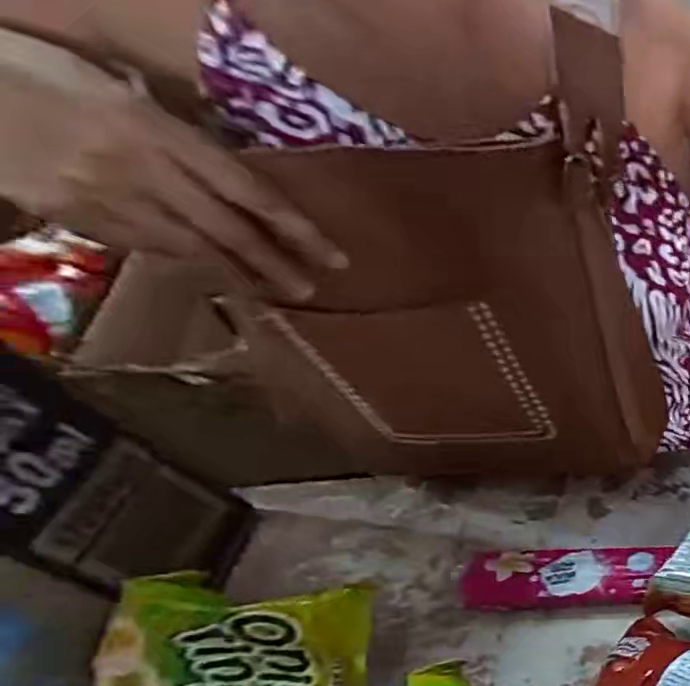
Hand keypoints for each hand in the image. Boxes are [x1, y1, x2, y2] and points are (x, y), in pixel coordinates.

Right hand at [0, 33, 344, 297]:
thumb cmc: (29, 69)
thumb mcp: (111, 83)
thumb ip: (177, 130)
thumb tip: (235, 170)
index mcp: (154, 128)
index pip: (251, 192)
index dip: (300, 230)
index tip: (337, 259)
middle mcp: (138, 167)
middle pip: (230, 230)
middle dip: (276, 265)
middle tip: (310, 290)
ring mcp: (102, 194)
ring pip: (191, 246)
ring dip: (238, 273)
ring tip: (272, 291)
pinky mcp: (68, 212)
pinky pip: (142, 245)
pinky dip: (183, 259)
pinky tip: (208, 271)